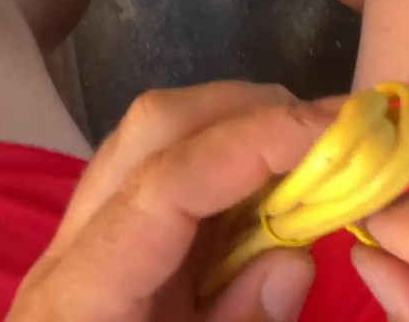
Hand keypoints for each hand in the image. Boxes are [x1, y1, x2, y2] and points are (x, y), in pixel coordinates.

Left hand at [8, 82, 336, 321]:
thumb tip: (296, 257)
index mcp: (79, 298)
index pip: (166, 185)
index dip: (256, 143)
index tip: (338, 129)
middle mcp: (70, 245)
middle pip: (157, 127)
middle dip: (252, 111)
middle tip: (331, 131)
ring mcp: (83, 229)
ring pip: (160, 129)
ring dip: (242, 123)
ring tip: (309, 150)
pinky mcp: (108, 231)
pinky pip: (167, 158)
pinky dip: (228, 155)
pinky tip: (271, 182)